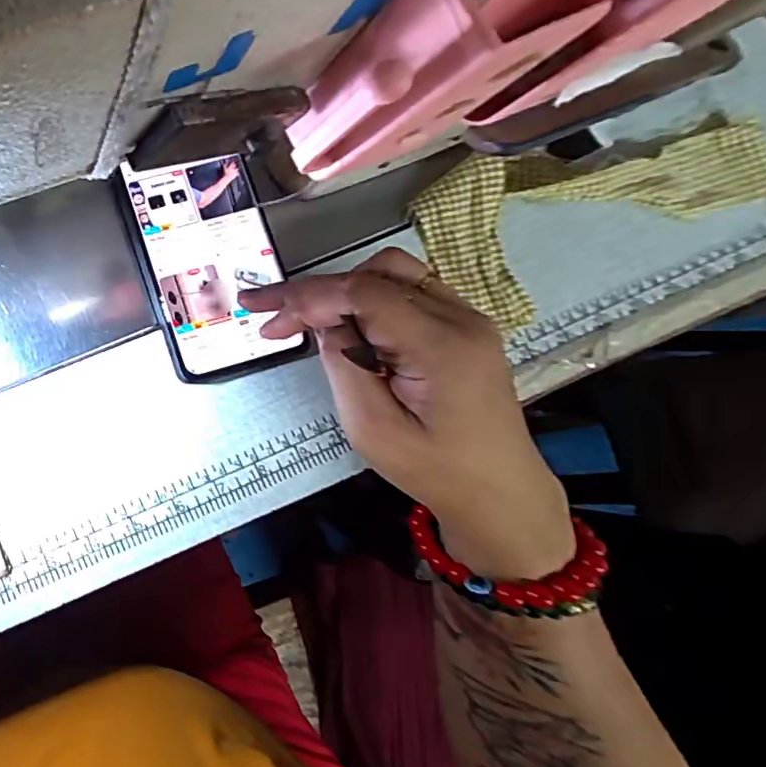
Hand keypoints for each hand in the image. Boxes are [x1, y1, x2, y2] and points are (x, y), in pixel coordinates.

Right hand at [240, 248, 573, 577]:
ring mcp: (468, 318)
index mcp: (441, 345)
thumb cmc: (435, 471)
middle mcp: (461, 318)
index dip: (308, 296)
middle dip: (321, 291)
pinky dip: (370, 299)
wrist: (500, 493)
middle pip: (378, 273)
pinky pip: (410, 291)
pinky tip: (350, 327)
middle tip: (279, 319)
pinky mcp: (465, 326)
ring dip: (345, 291)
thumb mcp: (373, 429)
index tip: (265, 315)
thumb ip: (344, 365)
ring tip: (312, 323)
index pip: (364, 293)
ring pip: (394, 273)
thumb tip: (325, 323)